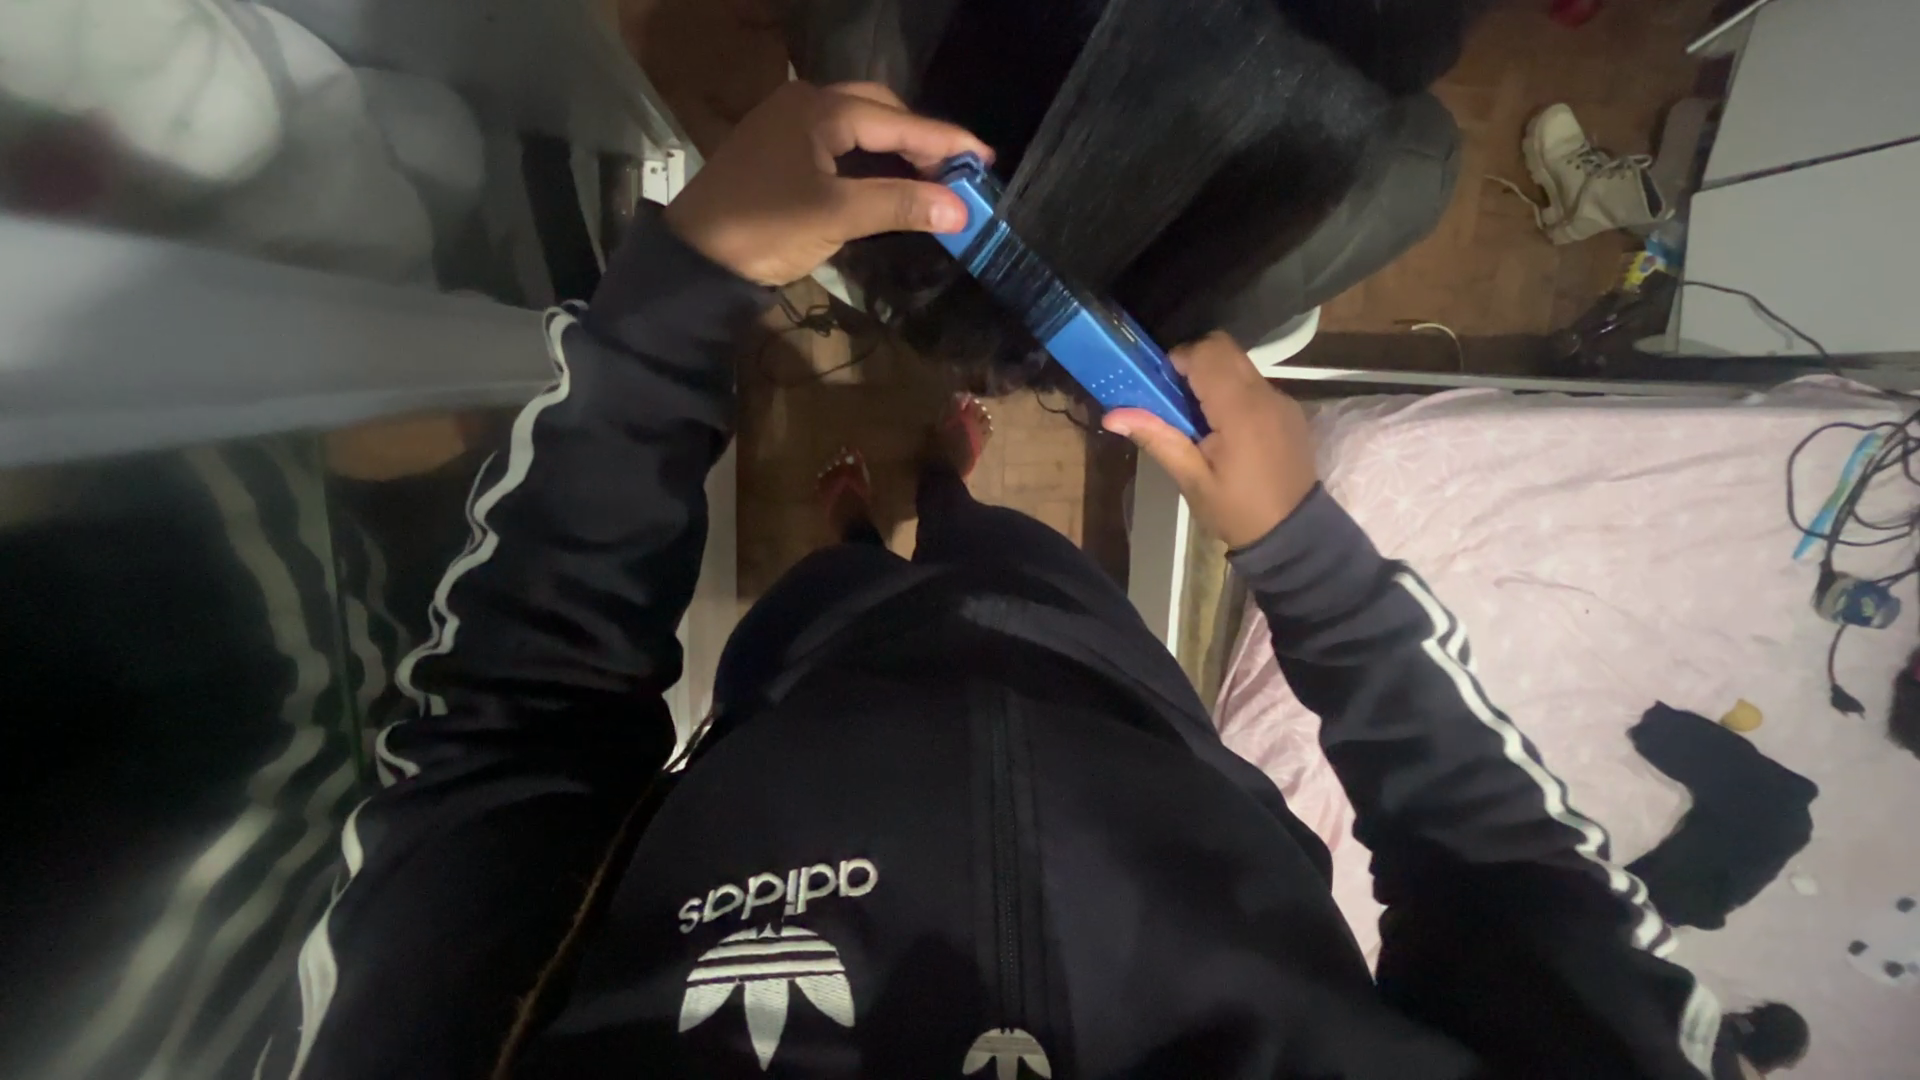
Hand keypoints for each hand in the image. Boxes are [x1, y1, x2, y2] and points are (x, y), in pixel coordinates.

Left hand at [662, 81, 991, 285]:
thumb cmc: (765, 230)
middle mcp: (806, 105)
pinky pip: (840, 146)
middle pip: (880, 111)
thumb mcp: (835, 216)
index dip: (945, 139)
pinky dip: (870, 162)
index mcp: (819, 110)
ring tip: (932, 179)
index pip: (897, 120)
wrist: (698, 257)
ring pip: (859, 127)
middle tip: (957, 172)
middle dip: (921, 139)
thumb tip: (960, 209)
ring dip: (896, 150)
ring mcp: (791, 127)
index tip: (985, 157)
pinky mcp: (783, 153)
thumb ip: (898, 205)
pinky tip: (889, 183)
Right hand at [1103, 333, 1316, 548]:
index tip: (1160, 387)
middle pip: (1224, 348)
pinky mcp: (1287, 410)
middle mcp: (1265, 394)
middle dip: (1193, 363)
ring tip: (1195, 418)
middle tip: (1173, 399)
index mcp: (1240, 410)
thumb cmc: (1237, 510)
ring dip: (1211, 377)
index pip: (1207, 353)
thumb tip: (1112, 416)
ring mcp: (1281, 400)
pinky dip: (1231, 391)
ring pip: (1239, 364)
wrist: (1293, 534)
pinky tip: (1222, 429)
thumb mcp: (1191, 479)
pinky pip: (1253, 384)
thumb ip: (1157, 438)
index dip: (1178, 360)